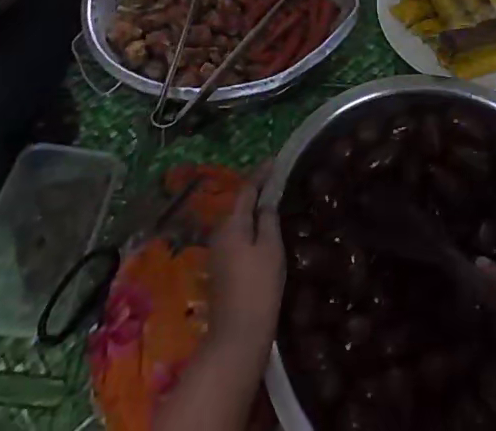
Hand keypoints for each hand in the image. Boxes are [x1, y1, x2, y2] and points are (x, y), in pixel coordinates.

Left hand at [206, 176, 283, 358]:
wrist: (237, 335)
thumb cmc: (258, 288)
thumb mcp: (270, 249)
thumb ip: (268, 220)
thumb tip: (266, 202)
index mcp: (231, 224)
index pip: (246, 190)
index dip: (261, 174)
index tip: (275, 160)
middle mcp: (219, 233)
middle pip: (239, 205)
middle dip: (256, 191)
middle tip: (277, 181)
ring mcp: (218, 253)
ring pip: (238, 222)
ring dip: (253, 211)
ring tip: (274, 203)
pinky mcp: (221, 269)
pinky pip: (237, 238)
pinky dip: (250, 229)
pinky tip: (264, 233)